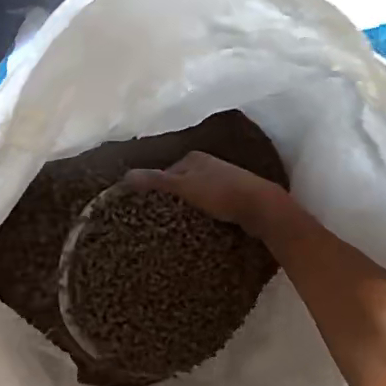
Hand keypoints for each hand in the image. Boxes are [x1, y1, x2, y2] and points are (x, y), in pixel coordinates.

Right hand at [123, 151, 290, 230]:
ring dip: (187, 209)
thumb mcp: (183, 186)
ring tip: (176, 227)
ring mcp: (222, 181)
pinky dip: (202, 215)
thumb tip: (124, 176)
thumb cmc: (220, 193)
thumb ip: (155, 181)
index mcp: (193, 157)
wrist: (261, 208)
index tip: (146, 208)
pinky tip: (199, 228)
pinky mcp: (233, 198)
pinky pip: (209, 206)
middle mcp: (208, 165)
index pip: (165, 172)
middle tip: (158, 220)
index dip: (154, 189)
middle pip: (180, 184)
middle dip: (171, 199)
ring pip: (195, 196)